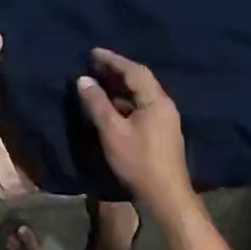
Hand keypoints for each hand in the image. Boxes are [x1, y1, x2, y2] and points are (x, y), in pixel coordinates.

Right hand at [77, 48, 194, 216]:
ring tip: (98, 82)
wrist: (167, 197)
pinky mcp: (162, 132)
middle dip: (116, 71)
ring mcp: (165, 119)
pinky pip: (141, 106)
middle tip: (93, 64)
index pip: (134, 71)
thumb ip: (98, 104)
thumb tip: (84, 79)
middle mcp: (164, 104)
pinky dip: (125, 101)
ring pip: (140, 95)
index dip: (113, 60)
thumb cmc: (139, 162)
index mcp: (156, 100)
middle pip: (139, 80)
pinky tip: (110, 106)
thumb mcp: (113, 131)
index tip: (93, 52)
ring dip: (120, 87)